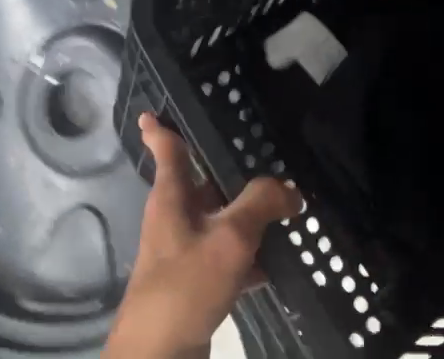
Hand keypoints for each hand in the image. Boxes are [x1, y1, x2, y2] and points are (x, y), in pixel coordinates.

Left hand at [105, 113, 301, 358]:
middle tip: (264, 148)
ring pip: (221, 219)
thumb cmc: (184, 285)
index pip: (167, 150)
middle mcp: (175, 219)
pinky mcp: (196, 283)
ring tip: (287, 201)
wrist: (158, 357)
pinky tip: (278, 258)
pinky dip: (251, 255)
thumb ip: (263, 203)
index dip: (160, 128)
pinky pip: (228, 256)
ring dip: (248, 213)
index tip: (151, 109)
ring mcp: (184, 252)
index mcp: (171, 198)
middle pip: (204, 182)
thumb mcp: (230, 236)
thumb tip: (292, 191)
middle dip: (231, 169)